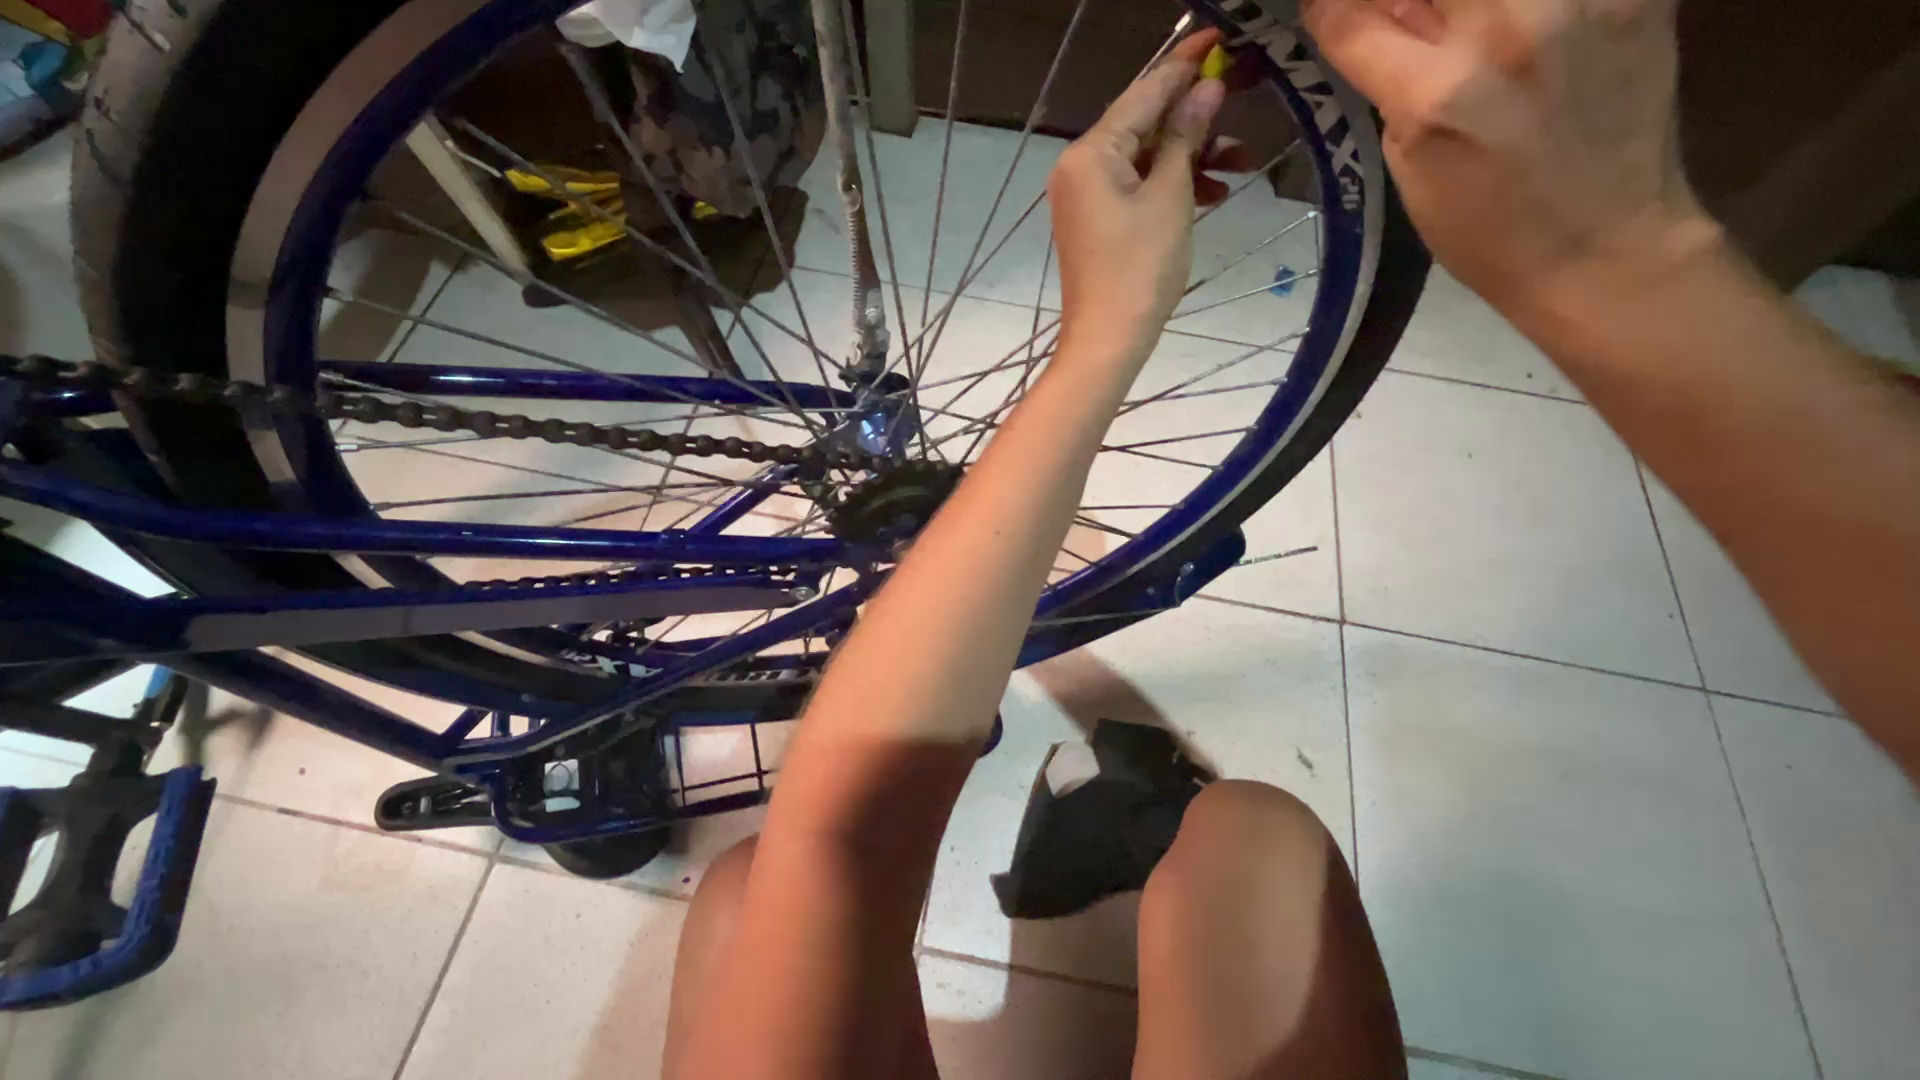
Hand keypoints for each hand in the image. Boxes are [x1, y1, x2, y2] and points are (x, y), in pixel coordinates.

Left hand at [1048, 30, 1230, 359]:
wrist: (1108, 340)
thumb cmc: (1140, 269)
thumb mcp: (1169, 197)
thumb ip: (1184, 139)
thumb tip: (1205, 91)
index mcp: (1090, 153)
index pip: (1142, 93)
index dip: (1183, 66)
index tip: (1218, 40)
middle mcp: (1079, 167)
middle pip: (1141, 124)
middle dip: (1194, 118)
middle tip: (1242, 102)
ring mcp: (1084, 196)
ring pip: (1143, 158)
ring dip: (1190, 157)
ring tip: (1242, 161)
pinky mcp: (1095, 221)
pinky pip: (1136, 188)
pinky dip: (1171, 185)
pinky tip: (1213, 191)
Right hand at [1302, 0, 1717, 310]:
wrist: (1603, 249)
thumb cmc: (1486, 231)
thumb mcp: (1411, 166)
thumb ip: (1393, 85)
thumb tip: (1379, 20)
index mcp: (1436, 95)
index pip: (1349, 17)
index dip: (1326, 7)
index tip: (1324, 8)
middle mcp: (1506, 31)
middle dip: (1402, 0)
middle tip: (1411, 20)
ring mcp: (1580, 1)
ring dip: (1464, 5)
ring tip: (1465, 28)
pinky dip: (1529, 7)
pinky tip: (1530, 29)